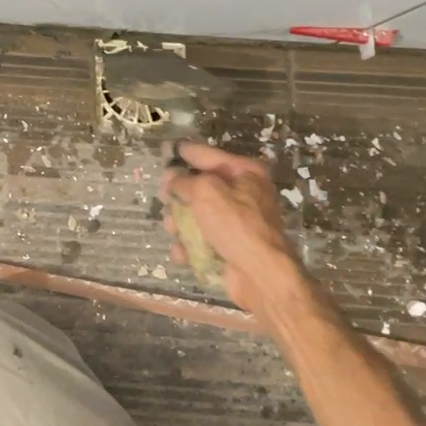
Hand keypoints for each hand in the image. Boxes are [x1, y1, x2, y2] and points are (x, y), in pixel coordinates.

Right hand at [161, 140, 305, 315]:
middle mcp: (245, 193)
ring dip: (180, 223)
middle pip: (201, 186)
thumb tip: (172, 179)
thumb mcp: (205, 192)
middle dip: (179, 195)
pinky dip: (190, 245)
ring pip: (198, 214)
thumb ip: (183, 181)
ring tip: (172, 230)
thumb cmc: (235, 224)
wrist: (261, 275)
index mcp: (245, 173)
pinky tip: (182, 253)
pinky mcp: (232, 246)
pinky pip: (203, 239)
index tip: (168, 149)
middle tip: (164, 199)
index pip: (208, 154)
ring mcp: (238, 222)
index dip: (186, 152)